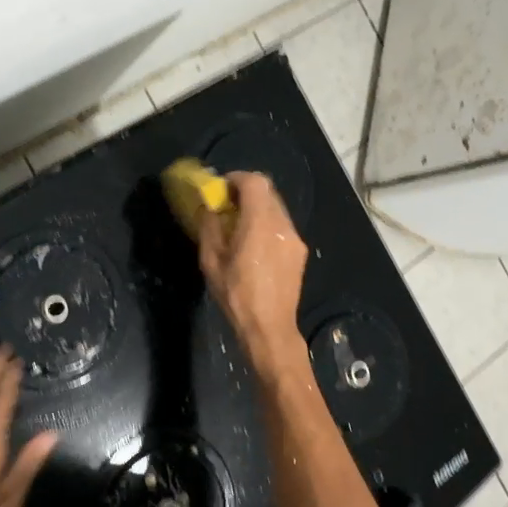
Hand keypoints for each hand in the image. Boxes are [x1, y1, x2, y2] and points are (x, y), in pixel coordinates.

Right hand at [197, 172, 308, 364]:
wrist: (270, 327)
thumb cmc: (236, 295)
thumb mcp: (211, 261)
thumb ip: (209, 227)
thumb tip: (208, 207)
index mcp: (260, 223)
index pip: (255, 182)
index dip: (236, 178)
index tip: (221, 188)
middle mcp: (282, 225)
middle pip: (268, 192)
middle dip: (246, 192)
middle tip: (227, 205)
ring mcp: (295, 238)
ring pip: (276, 208)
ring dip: (257, 209)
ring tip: (238, 227)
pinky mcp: (299, 252)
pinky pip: (282, 226)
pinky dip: (267, 224)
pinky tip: (254, 245)